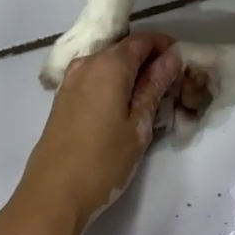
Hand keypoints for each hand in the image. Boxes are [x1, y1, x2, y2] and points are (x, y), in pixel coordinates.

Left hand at [18, 32, 183, 222]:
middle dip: (149, 61)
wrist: (52, 194)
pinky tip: (121, 109)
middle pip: (124, 49)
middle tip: (169, 86)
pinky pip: (93, 77)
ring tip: (147, 100)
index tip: (182, 64)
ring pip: (108, 63)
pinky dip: (111, 84)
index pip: (143, 40)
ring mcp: (71, 79)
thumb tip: (172, 58)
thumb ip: (154, 86)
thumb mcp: (138, 126)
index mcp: (109, 64)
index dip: (165, 47)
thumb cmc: (102, 162)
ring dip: (130, 74)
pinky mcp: (62, 97)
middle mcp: (88, 62)